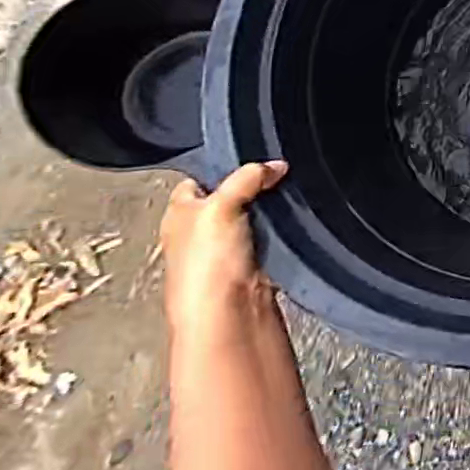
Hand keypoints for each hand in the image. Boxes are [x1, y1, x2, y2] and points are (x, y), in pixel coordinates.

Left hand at [161, 161, 287, 334]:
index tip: (251, 157)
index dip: (221, 167)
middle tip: (276, 171)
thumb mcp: (221, 205)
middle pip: (230, 194)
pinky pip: (269, 231)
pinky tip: (291, 214)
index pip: (197, 180)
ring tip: (288, 189)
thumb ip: (247, 177)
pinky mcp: (251, 260)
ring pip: (253, 212)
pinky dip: (280, 223)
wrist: (229, 312)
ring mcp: (226, 246)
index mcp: (178, 214)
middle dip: (253, 183)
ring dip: (269, 204)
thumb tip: (277, 166)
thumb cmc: (207, 262)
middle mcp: (199, 229)